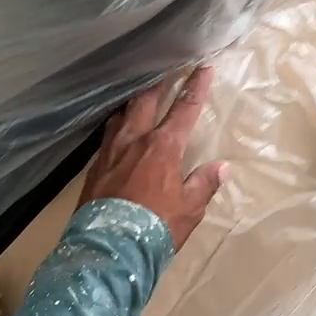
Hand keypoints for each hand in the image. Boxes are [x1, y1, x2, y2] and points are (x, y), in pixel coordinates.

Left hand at [79, 66, 227, 249]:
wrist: (108, 248)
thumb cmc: (155, 227)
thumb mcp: (190, 209)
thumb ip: (204, 184)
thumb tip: (221, 167)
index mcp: (163, 146)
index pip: (185, 108)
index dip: (197, 86)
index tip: (204, 67)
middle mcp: (135, 139)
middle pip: (147, 100)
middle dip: (159, 83)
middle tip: (166, 70)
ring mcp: (110, 150)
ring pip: (122, 115)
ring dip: (134, 103)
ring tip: (139, 97)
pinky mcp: (94, 166)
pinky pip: (107, 135)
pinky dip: (117, 126)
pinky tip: (117, 131)